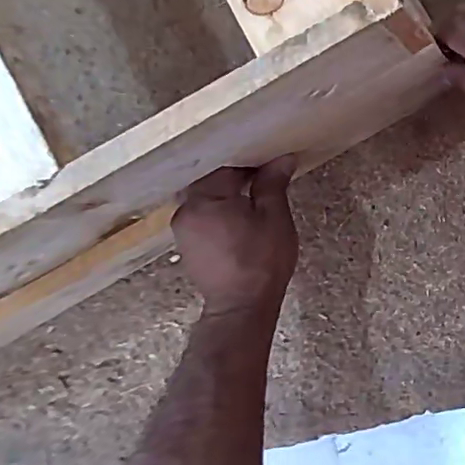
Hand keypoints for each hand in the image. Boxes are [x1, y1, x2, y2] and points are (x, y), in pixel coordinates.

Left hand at [171, 157, 298, 320]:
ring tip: (253, 198)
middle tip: (265, 178)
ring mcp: (182, 230)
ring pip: (205, 199)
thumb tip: (282, 159)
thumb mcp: (275, 217)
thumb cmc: (262, 259)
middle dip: (237, 177)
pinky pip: (202, 216)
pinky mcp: (186, 245)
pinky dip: (219, 211)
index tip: (272, 164)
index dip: (251, 163)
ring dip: (227, 195)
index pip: (226, 167)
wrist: (242, 306)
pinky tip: (240, 218)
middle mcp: (185, 211)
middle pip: (210, 181)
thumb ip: (273, 183)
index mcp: (204, 199)